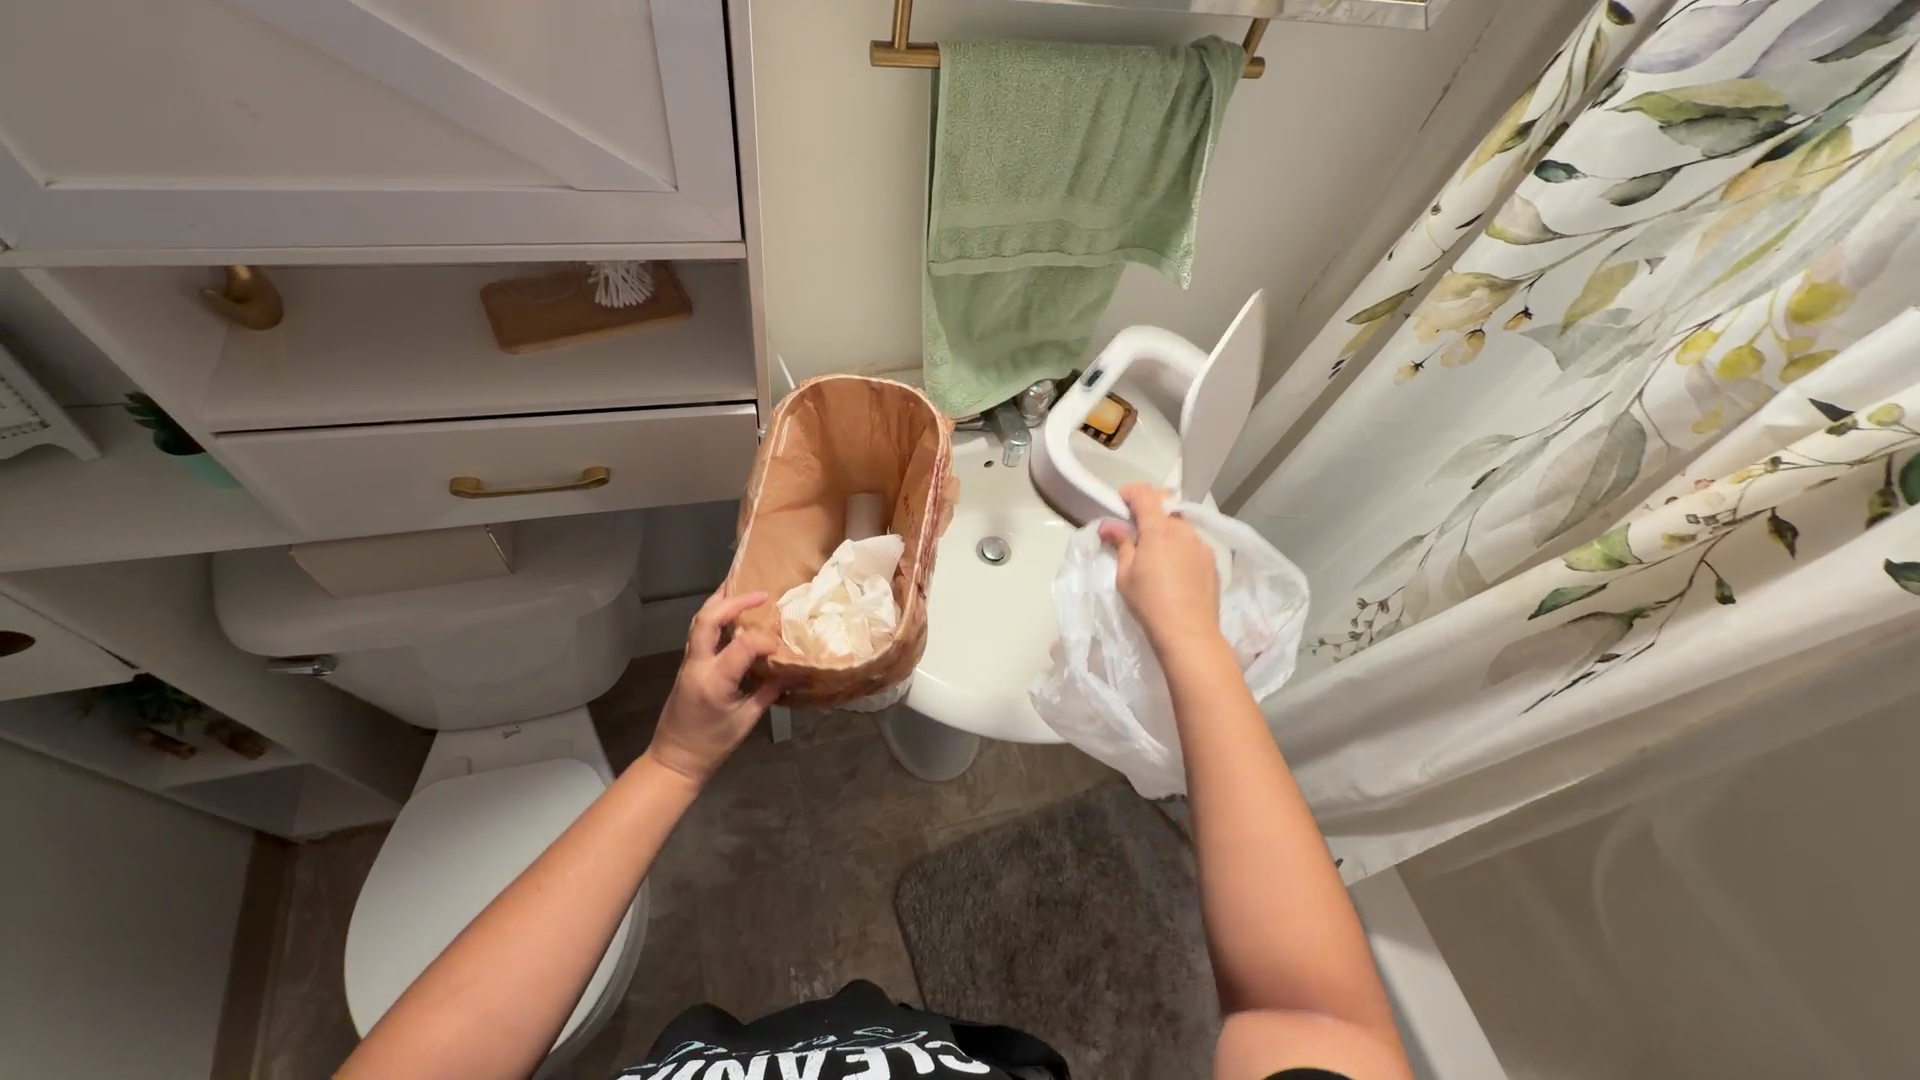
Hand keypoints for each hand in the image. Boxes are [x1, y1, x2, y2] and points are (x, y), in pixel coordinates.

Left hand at [642, 589, 784, 785]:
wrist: (674, 759)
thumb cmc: (712, 745)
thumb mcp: (746, 721)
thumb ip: (768, 691)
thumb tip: (792, 671)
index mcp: (714, 681)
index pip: (742, 645)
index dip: (764, 640)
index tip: (779, 647)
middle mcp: (697, 665)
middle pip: (708, 619)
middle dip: (733, 601)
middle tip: (760, 594)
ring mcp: (688, 663)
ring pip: (698, 621)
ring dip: (720, 602)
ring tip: (742, 588)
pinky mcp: (687, 665)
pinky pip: (698, 632)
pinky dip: (714, 616)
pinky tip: (730, 612)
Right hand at [1099, 484, 1220, 654]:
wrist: (1188, 632)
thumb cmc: (1149, 602)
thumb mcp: (1124, 575)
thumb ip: (1121, 544)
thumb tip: (1109, 526)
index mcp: (1159, 530)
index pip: (1145, 493)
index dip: (1130, 492)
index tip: (1119, 503)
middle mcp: (1184, 530)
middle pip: (1165, 509)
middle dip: (1148, 514)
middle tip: (1134, 534)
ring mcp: (1202, 545)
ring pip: (1180, 528)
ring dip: (1165, 533)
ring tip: (1155, 558)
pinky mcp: (1212, 562)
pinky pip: (1192, 546)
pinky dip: (1180, 549)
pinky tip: (1174, 573)